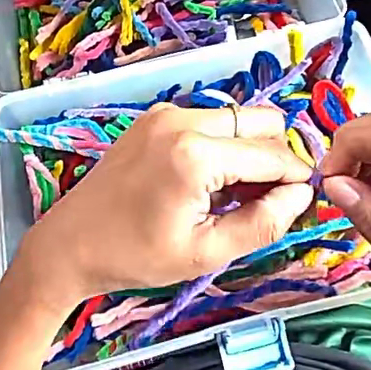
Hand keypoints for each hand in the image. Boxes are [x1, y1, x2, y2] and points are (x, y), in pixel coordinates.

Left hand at [16, 103, 314, 309]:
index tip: (299, 204)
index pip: (274, 155)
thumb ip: (262, 223)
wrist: (69, 243)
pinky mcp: (154, 117)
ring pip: (237, 118)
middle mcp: (182, 119)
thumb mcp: (205, 253)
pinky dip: (222, 145)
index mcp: (195, 154)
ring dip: (248, 150)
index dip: (296, 179)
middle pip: (262, 122)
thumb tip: (301, 195)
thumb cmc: (135, 256)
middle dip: (275, 157)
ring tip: (231, 195)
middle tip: (263, 200)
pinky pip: (209, 120)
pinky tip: (207, 181)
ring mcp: (165, 113)